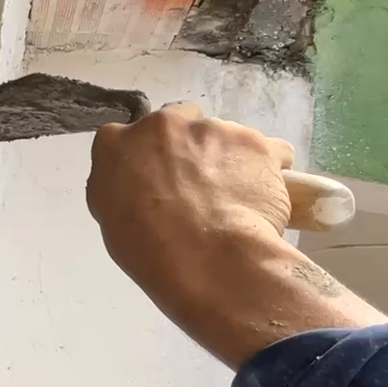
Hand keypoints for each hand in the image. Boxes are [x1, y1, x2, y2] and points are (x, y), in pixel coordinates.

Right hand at [87, 103, 385, 367]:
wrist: (205, 261)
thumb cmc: (146, 251)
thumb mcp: (114, 220)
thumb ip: (122, 193)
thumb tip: (139, 193)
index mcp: (112, 144)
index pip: (125, 139)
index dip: (150, 162)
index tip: (163, 185)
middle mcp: (159, 125)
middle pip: (178, 128)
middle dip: (192, 150)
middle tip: (206, 192)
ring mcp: (211, 129)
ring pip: (228, 139)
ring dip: (235, 163)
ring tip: (249, 208)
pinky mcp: (258, 142)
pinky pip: (270, 154)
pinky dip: (274, 174)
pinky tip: (275, 206)